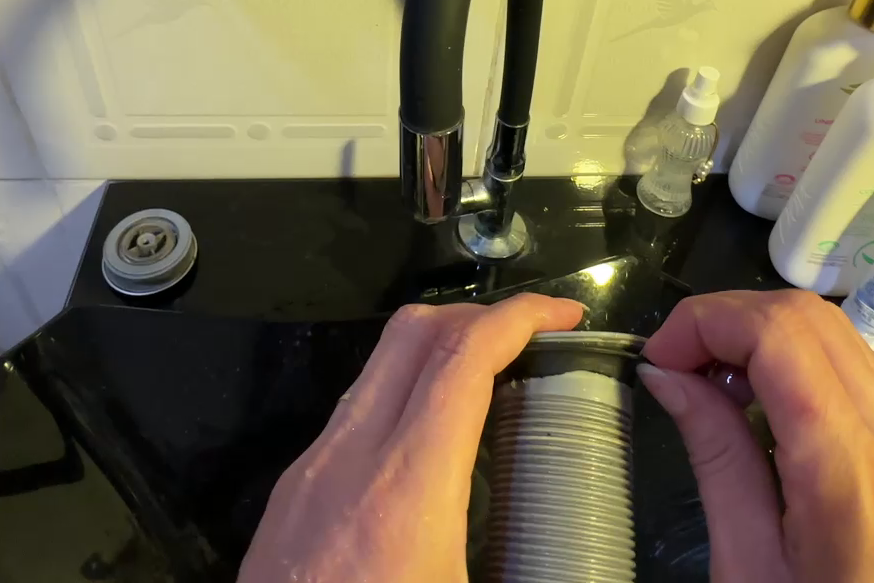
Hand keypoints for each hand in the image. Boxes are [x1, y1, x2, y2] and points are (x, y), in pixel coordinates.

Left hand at [239, 294, 585, 582]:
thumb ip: (528, 560)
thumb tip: (580, 557)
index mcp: (404, 491)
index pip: (463, 358)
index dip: (520, 317)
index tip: (566, 314)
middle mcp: (348, 457)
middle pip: (414, 331)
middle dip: (481, 314)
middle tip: (534, 341)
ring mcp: (311, 467)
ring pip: (381, 363)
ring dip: (441, 349)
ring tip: (492, 383)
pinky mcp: (293, 490)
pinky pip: (359, 407)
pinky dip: (407, 392)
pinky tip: (435, 444)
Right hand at [639, 290, 873, 582]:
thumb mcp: (748, 571)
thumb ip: (715, 457)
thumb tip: (666, 375)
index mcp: (855, 478)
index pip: (780, 333)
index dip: (706, 321)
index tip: (659, 358)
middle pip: (811, 318)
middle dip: (729, 317)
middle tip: (679, 363)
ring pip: (837, 338)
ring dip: (760, 336)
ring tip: (712, 383)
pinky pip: (856, 380)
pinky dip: (794, 367)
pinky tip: (759, 412)